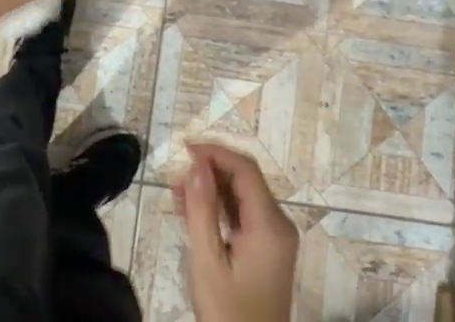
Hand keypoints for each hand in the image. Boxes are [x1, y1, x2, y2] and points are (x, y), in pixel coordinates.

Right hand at [175, 142, 298, 321]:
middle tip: (175, 176)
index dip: (215, 152)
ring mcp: (275, 238)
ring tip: (177, 192)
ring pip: (243, 197)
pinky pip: (244, 215)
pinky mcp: (268, 250)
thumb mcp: (208, 261)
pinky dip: (220, 208)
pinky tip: (192, 211)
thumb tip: (197, 164)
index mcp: (270, 224)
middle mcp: (279, 225)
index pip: (245, 169)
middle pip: (246, 180)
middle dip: (210, 170)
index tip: (184, 148)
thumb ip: (202, 209)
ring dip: (212, 189)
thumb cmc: (228, 311)